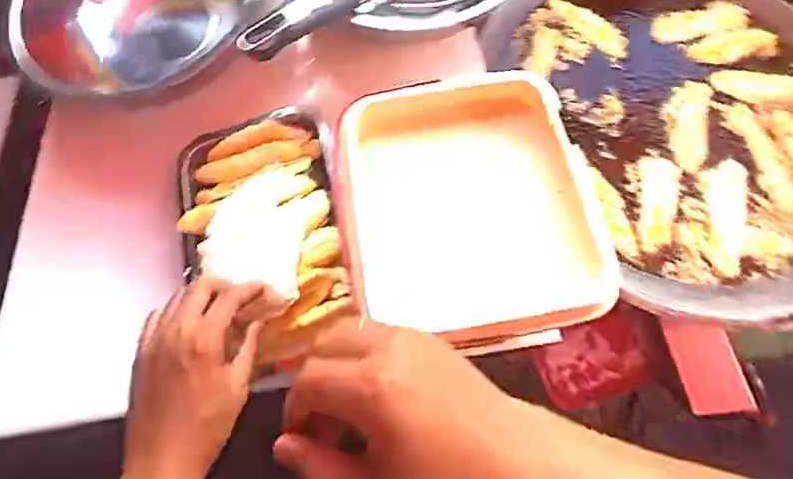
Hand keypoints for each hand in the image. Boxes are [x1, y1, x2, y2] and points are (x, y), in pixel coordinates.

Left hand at [125, 278, 269, 478]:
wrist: (159, 467)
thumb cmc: (205, 430)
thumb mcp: (237, 388)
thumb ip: (248, 347)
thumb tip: (259, 321)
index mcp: (203, 338)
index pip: (231, 295)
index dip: (252, 288)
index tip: (266, 291)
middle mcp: (176, 331)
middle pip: (201, 285)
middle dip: (226, 286)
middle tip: (240, 300)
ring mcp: (154, 341)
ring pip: (178, 296)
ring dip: (200, 296)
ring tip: (216, 311)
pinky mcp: (140, 354)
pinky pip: (157, 316)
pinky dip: (175, 311)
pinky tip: (186, 326)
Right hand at [275, 321, 547, 478]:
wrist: (506, 459)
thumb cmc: (440, 477)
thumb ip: (322, 465)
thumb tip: (285, 445)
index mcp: (372, 385)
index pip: (308, 378)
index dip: (293, 407)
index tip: (297, 436)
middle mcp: (390, 347)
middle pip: (327, 340)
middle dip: (313, 375)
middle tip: (319, 421)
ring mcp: (413, 336)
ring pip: (355, 329)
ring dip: (339, 359)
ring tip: (348, 409)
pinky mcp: (431, 337)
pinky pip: (383, 332)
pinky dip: (366, 352)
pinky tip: (377, 393)